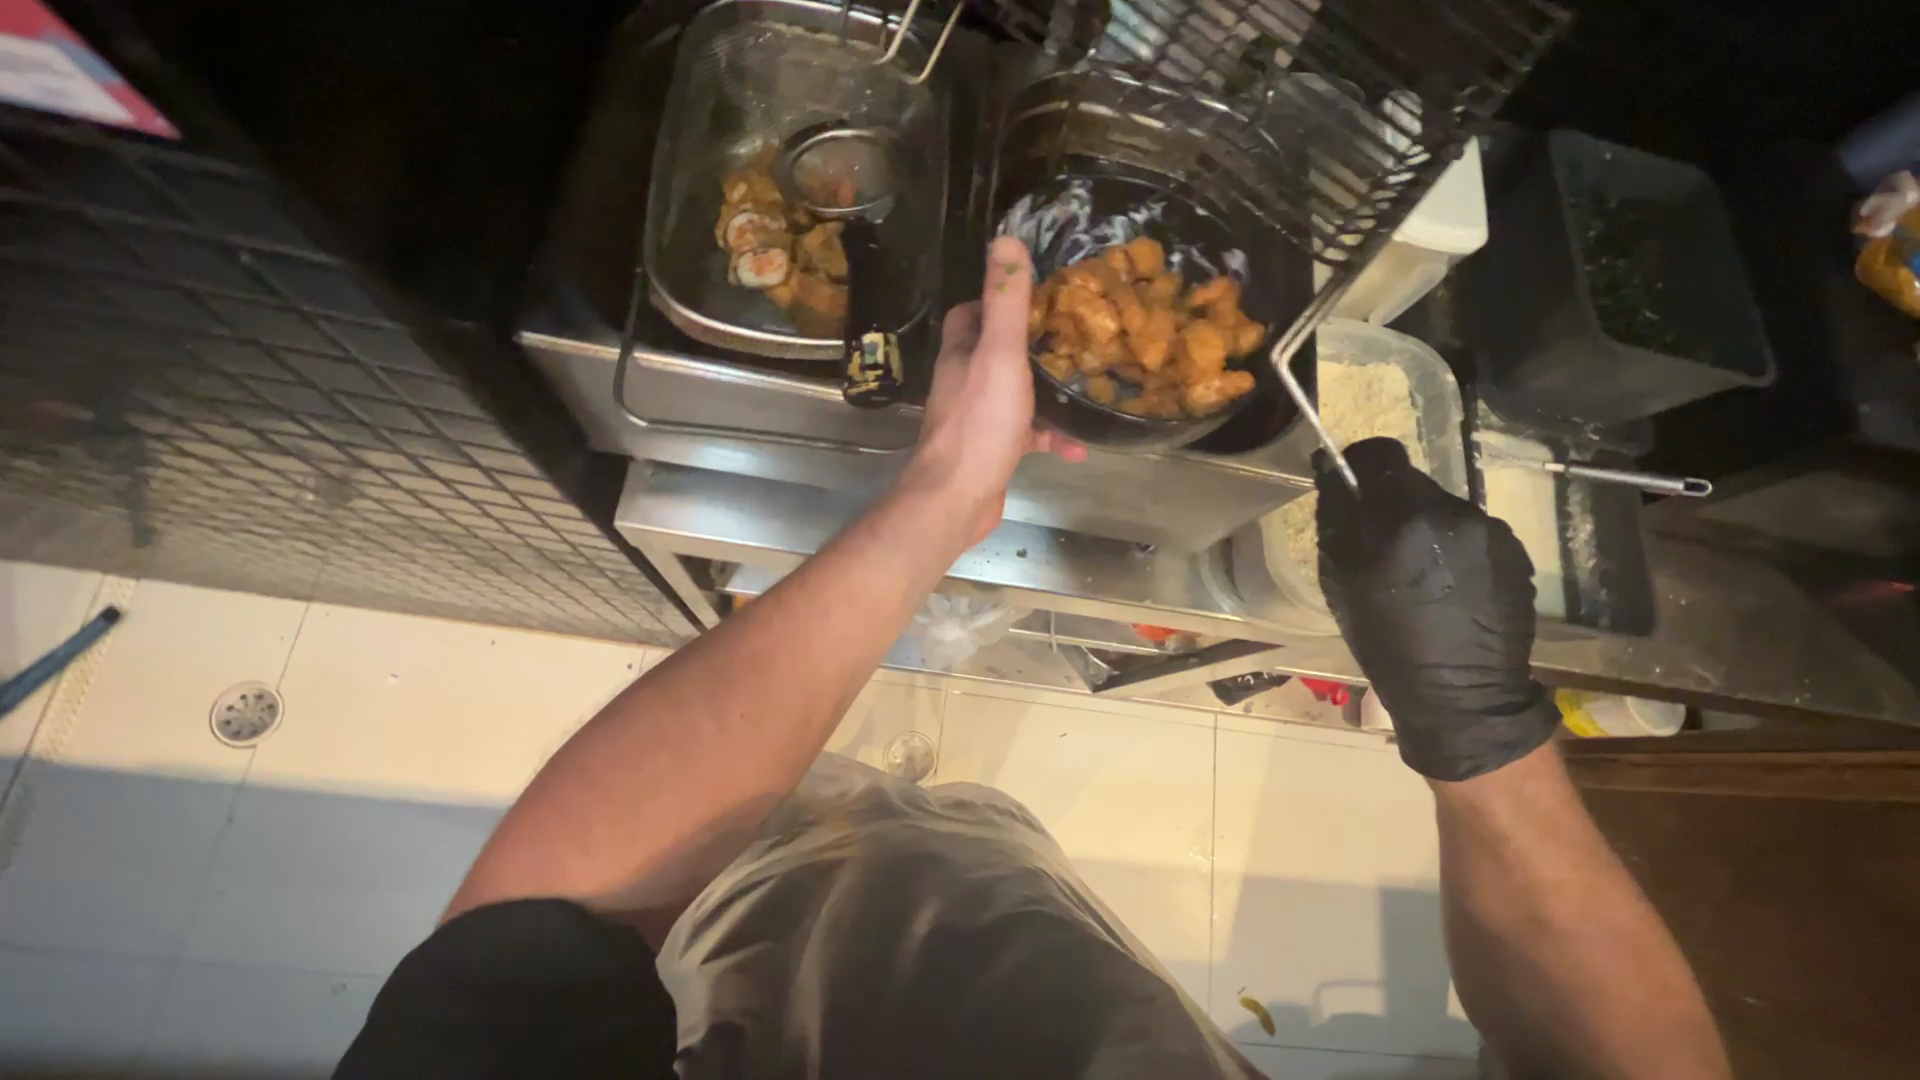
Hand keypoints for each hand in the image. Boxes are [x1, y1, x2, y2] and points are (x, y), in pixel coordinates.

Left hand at [904, 237, 1082, 542]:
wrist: (957, 498)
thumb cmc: (979, 424)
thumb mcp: (1000, 355)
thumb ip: (1006, 303)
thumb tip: (1006, 239)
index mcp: (962, 353)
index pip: (971, 312)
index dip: (999, 299)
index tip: (1038, 294)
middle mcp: (964, 380)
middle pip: (999, 351)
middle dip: (1036, 345)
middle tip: (1076, 339)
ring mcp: (977, 417)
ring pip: (1017, 393)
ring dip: (1050, 393)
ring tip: (1087, 389)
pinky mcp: (992, 449)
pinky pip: (1027, 433)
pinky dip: (1051, 436)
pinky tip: (1077, 446)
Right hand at [1315, 438, 1560, 782]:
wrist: (1460, 693)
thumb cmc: (1385, 640)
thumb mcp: (1340, 580)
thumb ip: (1336, 519)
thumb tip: (1332, 472)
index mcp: (1403, 517)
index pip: (1379, 453)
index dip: (1358, 464)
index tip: (1348, 487)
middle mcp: (1454, 512)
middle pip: (1411, 483)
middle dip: (1390, 506)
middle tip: (1379, 548)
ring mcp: (1492, 531)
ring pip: (1442, 509)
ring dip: (1423, 528)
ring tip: (1416, 574)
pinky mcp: (1516, 553)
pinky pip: (1471, 534)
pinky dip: (1452, 549)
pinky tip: (1447, 588)